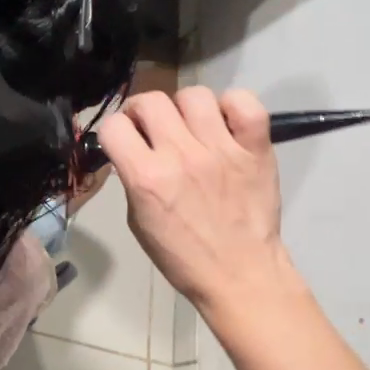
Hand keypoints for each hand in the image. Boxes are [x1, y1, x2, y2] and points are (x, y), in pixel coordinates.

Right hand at [96, 87, 301, 317]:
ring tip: (189, 126)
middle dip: (142, 111)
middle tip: (150, 128)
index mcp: (146, 178)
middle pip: (151, 101)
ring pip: (194, 95)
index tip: (122, 140)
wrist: (240, 274)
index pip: (114, 127)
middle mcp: (181, 156)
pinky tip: (225, 123)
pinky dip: (232, 105)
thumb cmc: (182, 256)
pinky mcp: (256, 149)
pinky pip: (244, 103)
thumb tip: (134, 153)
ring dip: (184, 107)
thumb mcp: (138, 221)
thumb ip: (133, 181)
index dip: (114, 131)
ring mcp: (222, 149)